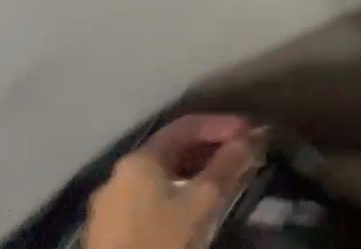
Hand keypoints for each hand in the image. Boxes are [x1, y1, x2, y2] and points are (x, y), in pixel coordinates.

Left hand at [86, 114, 259, 248]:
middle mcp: (119, 175)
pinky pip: (150, 197)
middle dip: (212, 148)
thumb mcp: (203, 200)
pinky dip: (178, 192)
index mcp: (140, 160)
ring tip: (225, 180)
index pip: (187, 125)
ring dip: (197, 171)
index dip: (223, 124)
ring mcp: (110, 206)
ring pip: (163, 175)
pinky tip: (196, 206)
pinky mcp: (109, 231)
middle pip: (174, 149)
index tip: (251, 132)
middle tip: (242, 155)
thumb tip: (250, 138)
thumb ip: (228, 163)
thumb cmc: (161, 239)